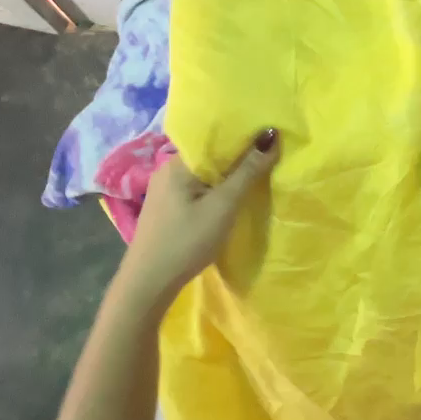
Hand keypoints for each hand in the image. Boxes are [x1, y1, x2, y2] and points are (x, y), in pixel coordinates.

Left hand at [113, 128, 279, 314]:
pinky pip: (197, 188)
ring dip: (228, 175)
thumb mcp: (223, 206)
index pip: (215, 137)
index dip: (243, 135)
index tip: (271, 137)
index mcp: (177, 163)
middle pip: (210, 155)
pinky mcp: (167, 208)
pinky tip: (231, 198)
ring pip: (204, 174)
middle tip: (270, 156)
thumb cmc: (186, 241)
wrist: (148, 285)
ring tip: (257, 175)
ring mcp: (164, 190)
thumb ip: (248, 171)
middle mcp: (168, 170)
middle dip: (238, 156)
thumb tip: (271, 134)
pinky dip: (216, 189)